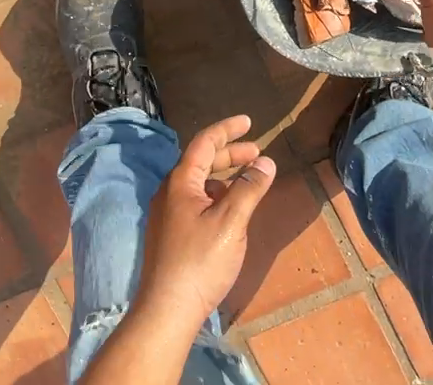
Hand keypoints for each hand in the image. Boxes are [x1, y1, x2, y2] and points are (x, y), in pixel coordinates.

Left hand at [135, 115, 275, 329]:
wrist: (166, 312)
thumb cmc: (199, 262)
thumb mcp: (231, 223)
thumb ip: (249, 189)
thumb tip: (266, 162)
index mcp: (181, 182)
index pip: (205, 143)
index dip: (228, 129)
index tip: (249, 122)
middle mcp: (170, 192)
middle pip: (201, 161)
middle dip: (230, 153)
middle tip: (257, 152)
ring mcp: (167, 215)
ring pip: (199, 183)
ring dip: (224, 176)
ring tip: (249, 179)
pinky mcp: (171, 235)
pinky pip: (196, 201)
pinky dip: (217, 195)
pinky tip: (231, 210)